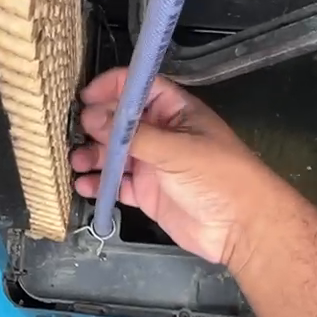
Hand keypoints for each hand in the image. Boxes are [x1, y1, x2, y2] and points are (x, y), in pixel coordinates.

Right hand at [71, 68, 286, 267]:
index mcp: (174, 112)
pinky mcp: (147, 193)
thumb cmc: (220, 179)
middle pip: (120, 122)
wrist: (242, 228)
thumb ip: (132, 135)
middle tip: (74, 135)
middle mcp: (161, 134)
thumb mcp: (176, 150)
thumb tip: (92, 116)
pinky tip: (85, 186)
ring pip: (114, 154)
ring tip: (76, 163)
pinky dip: (99, 185)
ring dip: (92, 157)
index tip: (85, 99)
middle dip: (95, 127)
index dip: (111, 89)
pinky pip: (116, 185)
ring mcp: (153, 164)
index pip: (138, 88)